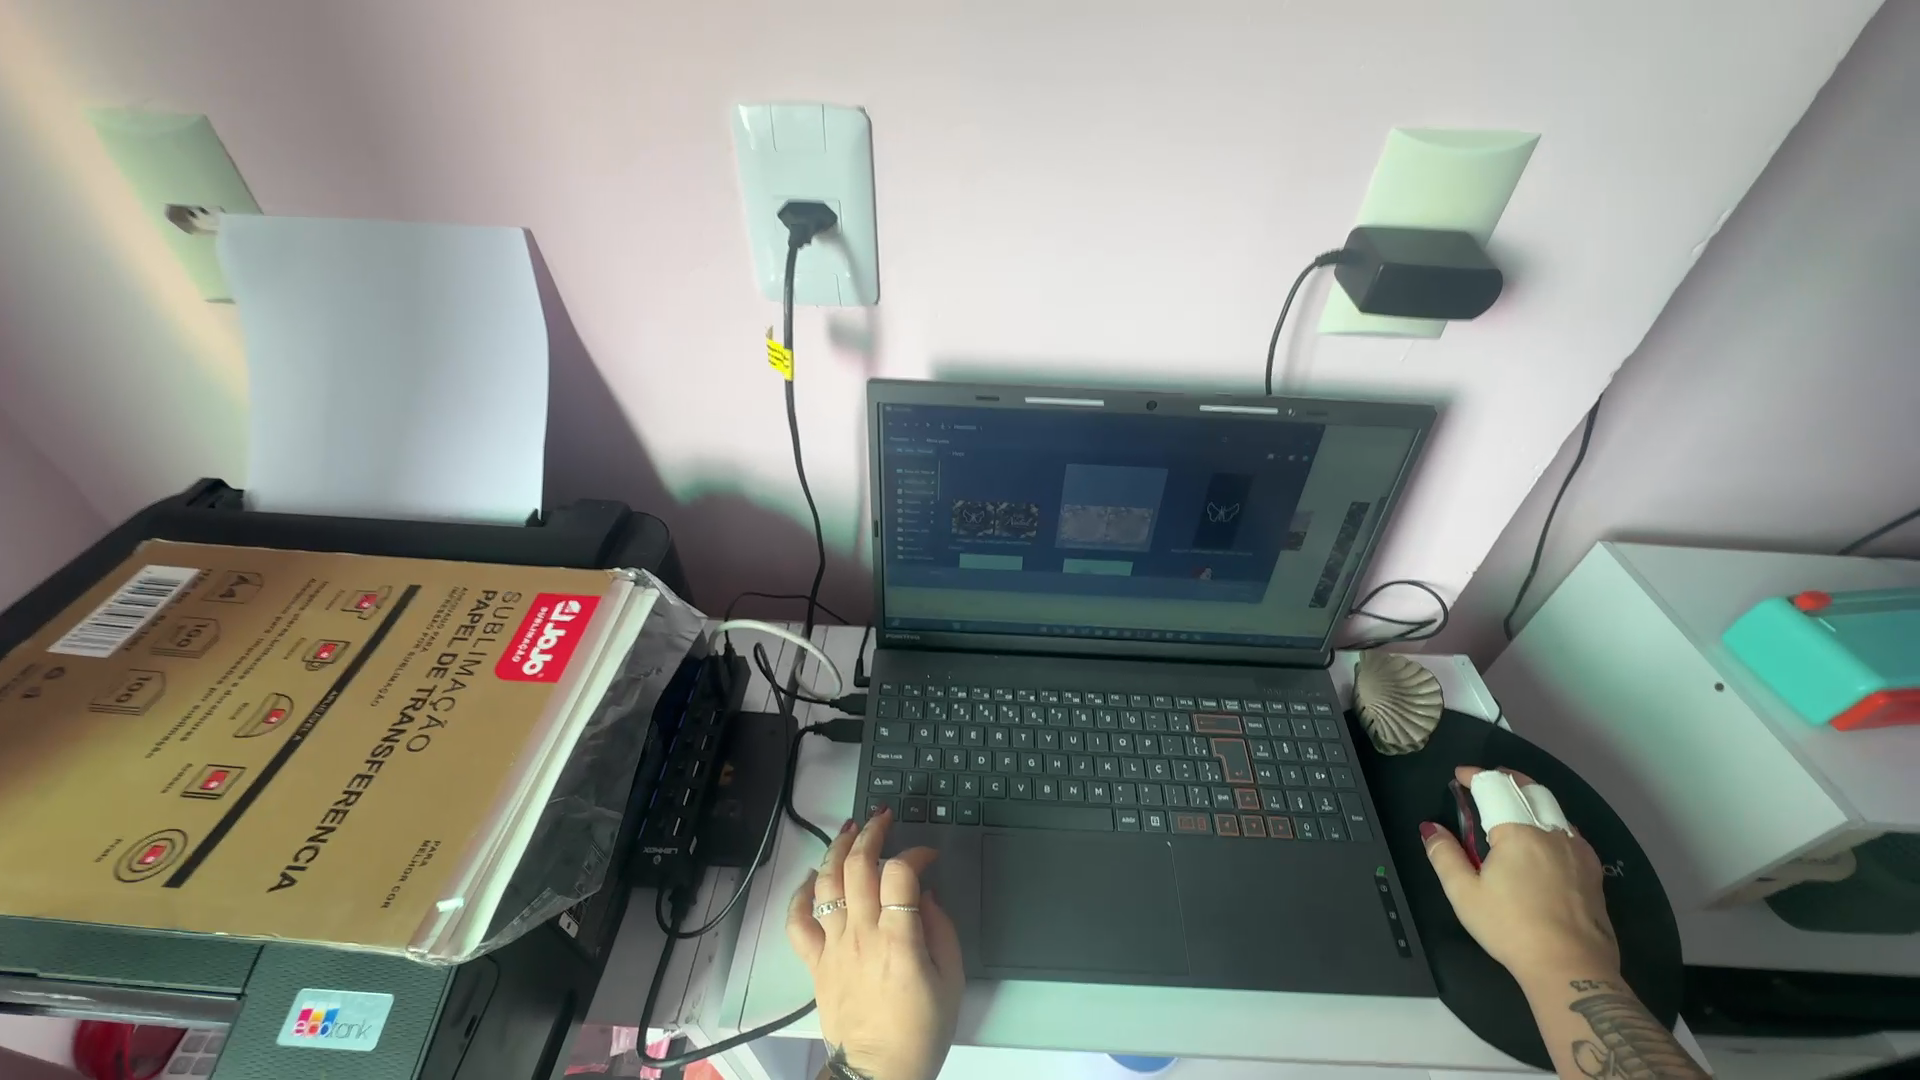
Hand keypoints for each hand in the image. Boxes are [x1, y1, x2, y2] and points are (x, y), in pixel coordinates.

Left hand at [785, 807, 963, 1079]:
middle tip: (883, 817)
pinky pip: (798, 922)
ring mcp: (834, 947)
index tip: (928, 855)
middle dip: (871, 832)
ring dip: (837, 849)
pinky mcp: (815, 963)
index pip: (901, 874)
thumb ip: (940, 930)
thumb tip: (924, 895)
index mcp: (899, 940)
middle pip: (858, 866)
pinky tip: (813, 876)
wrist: (880, 1074)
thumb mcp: (952, 979)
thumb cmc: (921, 1029)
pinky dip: (801, 894)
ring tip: (849, 828)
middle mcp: (861, 935)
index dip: (916, 853)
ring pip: (827, 884)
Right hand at [1421, 766, 1619, 987]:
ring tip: (1512, 803)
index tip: (1459, 775)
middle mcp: (1553, 834)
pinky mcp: (1593, 873)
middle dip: (1507, 778)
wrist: (1570, 969)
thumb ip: (1444, 854)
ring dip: (1531, 798)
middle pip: (1532, 790)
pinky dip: (1551, 821)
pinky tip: (1543, 837)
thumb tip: (1430, 828)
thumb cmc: (1511, 927)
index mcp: (1519, 832)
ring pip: (1555, 809)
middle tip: (1486, 780)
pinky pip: (1570, 832)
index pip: (1495, 788)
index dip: (1474, 775)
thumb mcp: (1463, 892)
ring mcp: (1579, 853)